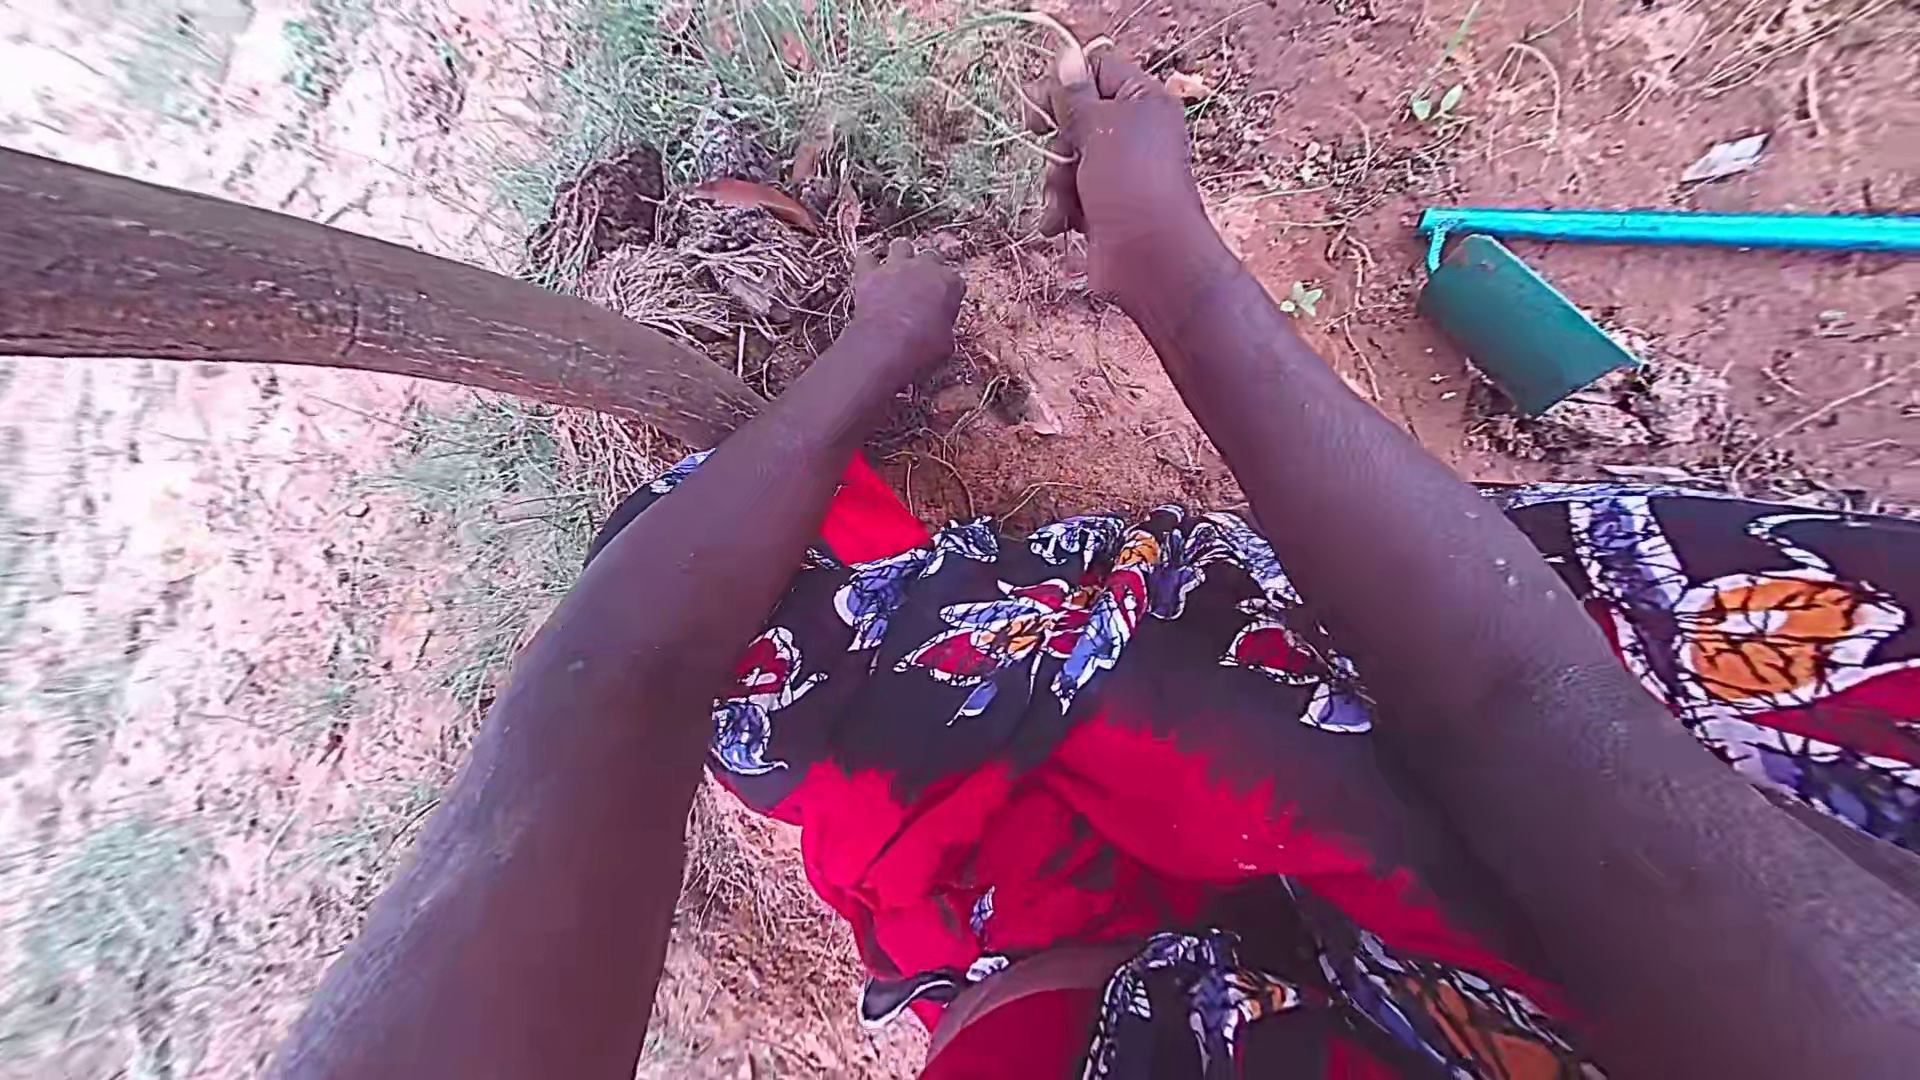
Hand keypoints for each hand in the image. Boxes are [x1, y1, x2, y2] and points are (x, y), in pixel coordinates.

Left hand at [850, 238, 963, 374]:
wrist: (889, 346)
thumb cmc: (924, 347)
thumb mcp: (946, 342)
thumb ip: (944, 326)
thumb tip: (939, 330)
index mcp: (949, 283)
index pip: (955, 281)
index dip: (949, 294)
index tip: (945, 306)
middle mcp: (925, 267)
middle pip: (931, 256)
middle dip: (928, 270)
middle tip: (923, 288)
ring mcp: (896, 267)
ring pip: (901, 245)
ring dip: (901, 256)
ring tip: (897, 271)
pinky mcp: (870, 274)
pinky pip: (866, 257)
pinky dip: (867, 263)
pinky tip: (868, 270)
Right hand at [1027, 52, 1230, 307]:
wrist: (1147, 260)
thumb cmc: (1132, 186)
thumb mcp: (1101, 129)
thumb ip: (1076, 99)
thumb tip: (1064, 61)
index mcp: (1141, 104)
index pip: (1098, 74)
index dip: (1066, 89)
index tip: (1036, 111)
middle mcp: (1130, 138)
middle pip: (1075, 126)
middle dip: (1059, 149)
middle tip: (1061, 166)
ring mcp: (1114, 179)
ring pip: (1067, 168)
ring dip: (1056, 188)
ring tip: (1064, 208)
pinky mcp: (1100, 214)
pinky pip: (1068, 203)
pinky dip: (1060, 214)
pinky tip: (1060, 226)